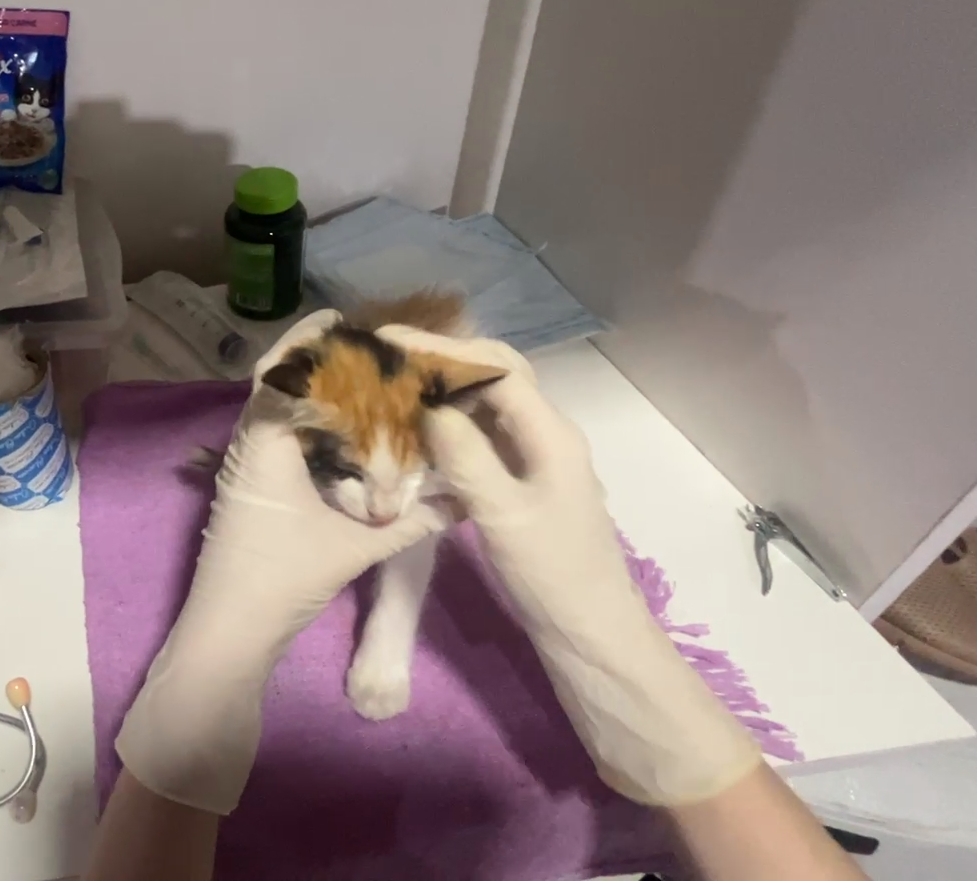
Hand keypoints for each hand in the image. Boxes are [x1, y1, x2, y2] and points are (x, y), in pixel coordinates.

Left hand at [115, 310, 448, 813]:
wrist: (229, 626)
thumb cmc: (281, 579)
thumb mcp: (353, 548)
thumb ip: (412, 521)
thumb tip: (465, 498)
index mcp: (262, 444)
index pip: (277, 374)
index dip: (307, 343)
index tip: (344, 322)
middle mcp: (246, 444)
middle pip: (272, 383)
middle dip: (310, 359)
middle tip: (359, 346)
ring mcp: (242, 464)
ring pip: (271, 408)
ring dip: (306, 389)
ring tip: (355, 376)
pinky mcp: (248, 483)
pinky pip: (275, 435)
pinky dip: (304, 420)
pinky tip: (340, 428)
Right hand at [385, 328, 762, 807]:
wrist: (588, 632)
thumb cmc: (552, 574)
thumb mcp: (504, 515)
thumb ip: (466, 456)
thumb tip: (427, 403)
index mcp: (550, 434)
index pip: (495, 368)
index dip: (442, 350)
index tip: (389, 344)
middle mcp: (543, 432)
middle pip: (494, 372)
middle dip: (443, 356)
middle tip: (388, 356)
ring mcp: (531, 454)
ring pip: (484, 400)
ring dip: (442, 384)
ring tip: (392, 382)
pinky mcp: (517, 476)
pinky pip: (477, 431)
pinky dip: (444, 418)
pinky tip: (412, 428)